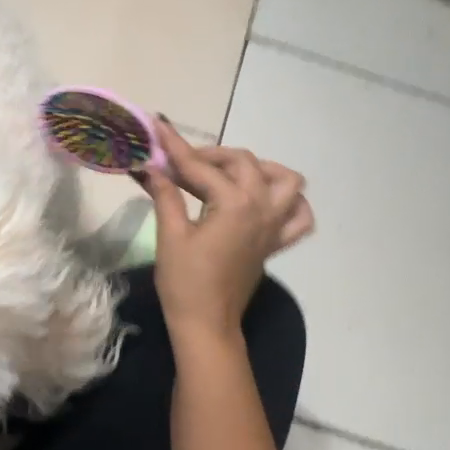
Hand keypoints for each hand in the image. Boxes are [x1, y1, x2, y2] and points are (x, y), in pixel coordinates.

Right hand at [140, 122, 314, 340]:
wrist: (206, 323)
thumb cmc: (184, 282)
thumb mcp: (170, 235)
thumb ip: (165, 196)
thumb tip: (149, 167)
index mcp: (235, 204)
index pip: (200, 167)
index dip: (175, 146)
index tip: (157, 126)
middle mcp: (263, 207)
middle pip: (243, 163)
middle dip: (210, 156)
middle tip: (178, 163)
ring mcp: (275, 225)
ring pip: (284, 180)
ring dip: (258, 169)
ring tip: (228, 175)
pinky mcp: (275, 242)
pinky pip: (299, 215)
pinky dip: (288, 202)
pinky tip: (264, 202)